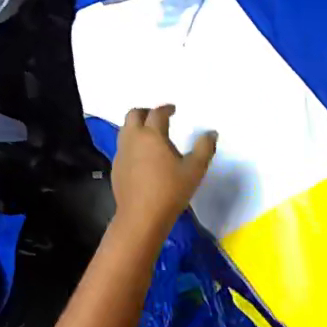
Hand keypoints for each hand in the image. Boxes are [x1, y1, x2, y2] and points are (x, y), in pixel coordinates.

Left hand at [111, 105, 216, 238]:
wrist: (141, 217)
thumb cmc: (170, 191)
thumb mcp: (195, 169)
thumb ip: (204, 148)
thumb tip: (211, 133)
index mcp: (151, 134)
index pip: (157, 113)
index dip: (166, 109)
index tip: (173, 110)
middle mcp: (132, 139)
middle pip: (133, 115)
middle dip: (145, 112)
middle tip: (157, 117)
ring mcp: (121, 153)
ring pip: (125, 130)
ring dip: (136, 127)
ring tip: (150, 135)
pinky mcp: (116, 168)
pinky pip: (123, 147)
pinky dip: (132, 143)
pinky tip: (142, 157)